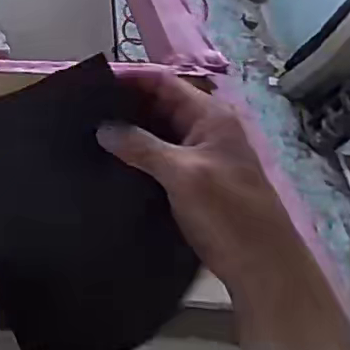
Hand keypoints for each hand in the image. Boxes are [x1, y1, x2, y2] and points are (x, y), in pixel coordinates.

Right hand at [97, 72, 303, 298]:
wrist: (265, 272)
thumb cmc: (229, 215)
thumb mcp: (183, 175)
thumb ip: (141, 147)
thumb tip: (102, 128)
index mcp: (210, 116)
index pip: (164, 81)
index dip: (130, 76)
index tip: (95, 81)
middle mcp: (205, 128)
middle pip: (159, 103)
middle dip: (125, 102)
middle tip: (84, 107)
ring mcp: (200, 155)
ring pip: (157, 130)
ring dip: (128, 129)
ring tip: (89, 130)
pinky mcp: (193, 181)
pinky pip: (159, 155)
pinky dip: (137, 153)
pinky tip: (110, 160)